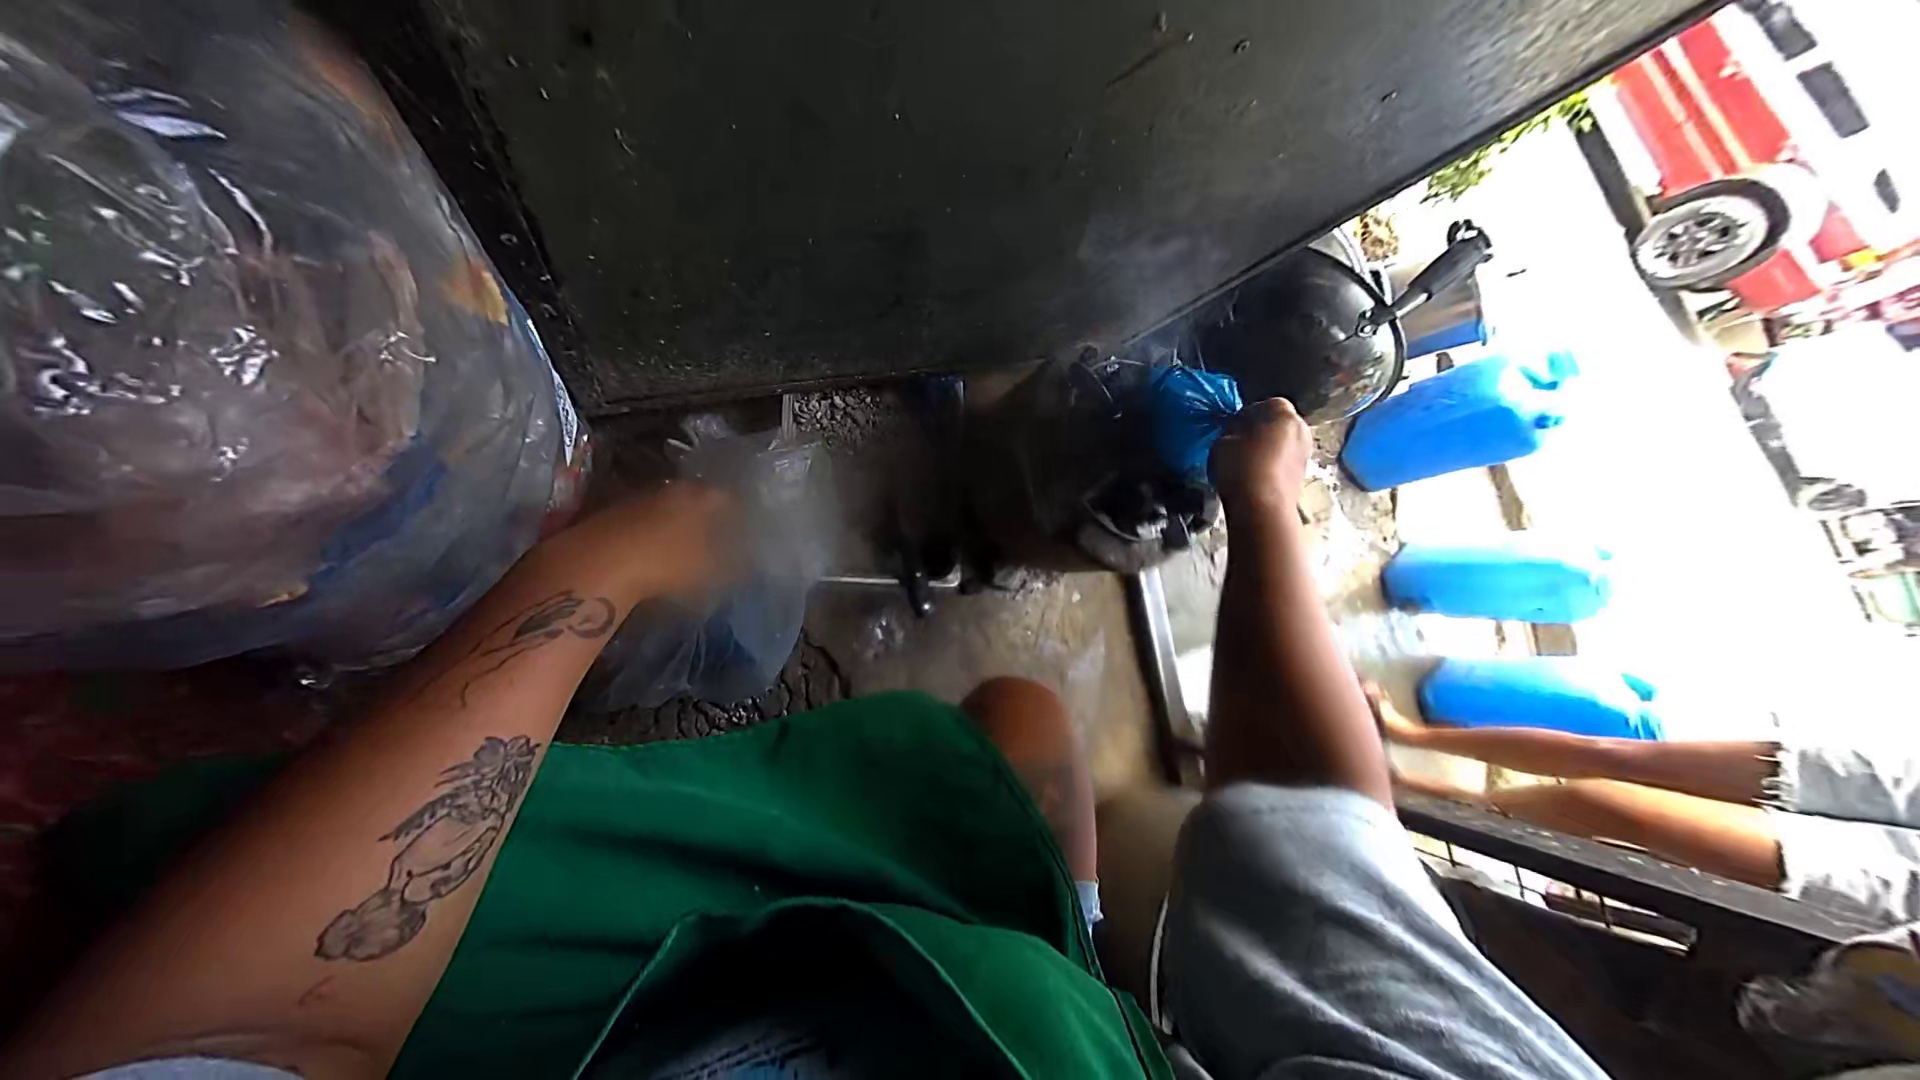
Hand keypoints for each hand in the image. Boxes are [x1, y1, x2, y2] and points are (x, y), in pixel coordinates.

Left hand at [529, 483, 740, 600]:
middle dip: (707, 518)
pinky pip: (642, 519)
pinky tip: (653, 552)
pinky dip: (651, 532)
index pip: (729, 500)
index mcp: (701, 496)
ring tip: (683, 548)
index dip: (738, 517)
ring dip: (677, 524)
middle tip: (715, 540)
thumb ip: (736, 564)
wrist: (598, 564)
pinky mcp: (610, 511)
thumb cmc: (667, 565)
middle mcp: (671, 489)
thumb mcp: (712, 572)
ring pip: (668, 507)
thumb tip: (749, 561)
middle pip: (697, 499)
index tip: (742, 534)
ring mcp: (638, 497)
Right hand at [1210, 397, 1311, 515]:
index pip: (1263, 404)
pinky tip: (1255, 476)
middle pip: (1277, 423)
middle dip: (1260, 431)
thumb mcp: (1222, 442)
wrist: (1262, 506)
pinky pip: (1284, 460)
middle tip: (1238, 444)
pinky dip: (1272, 464)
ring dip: (1267, 448)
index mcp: (1282, 412)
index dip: (1245, 416)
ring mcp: (1305, 451)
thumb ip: (1231, 430)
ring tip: (1245, 463)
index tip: (1231, 429)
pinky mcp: (1303, 472)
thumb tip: (1237, 431)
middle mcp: (1300, 427)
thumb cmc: (1240, 467)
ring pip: (1282, 443)